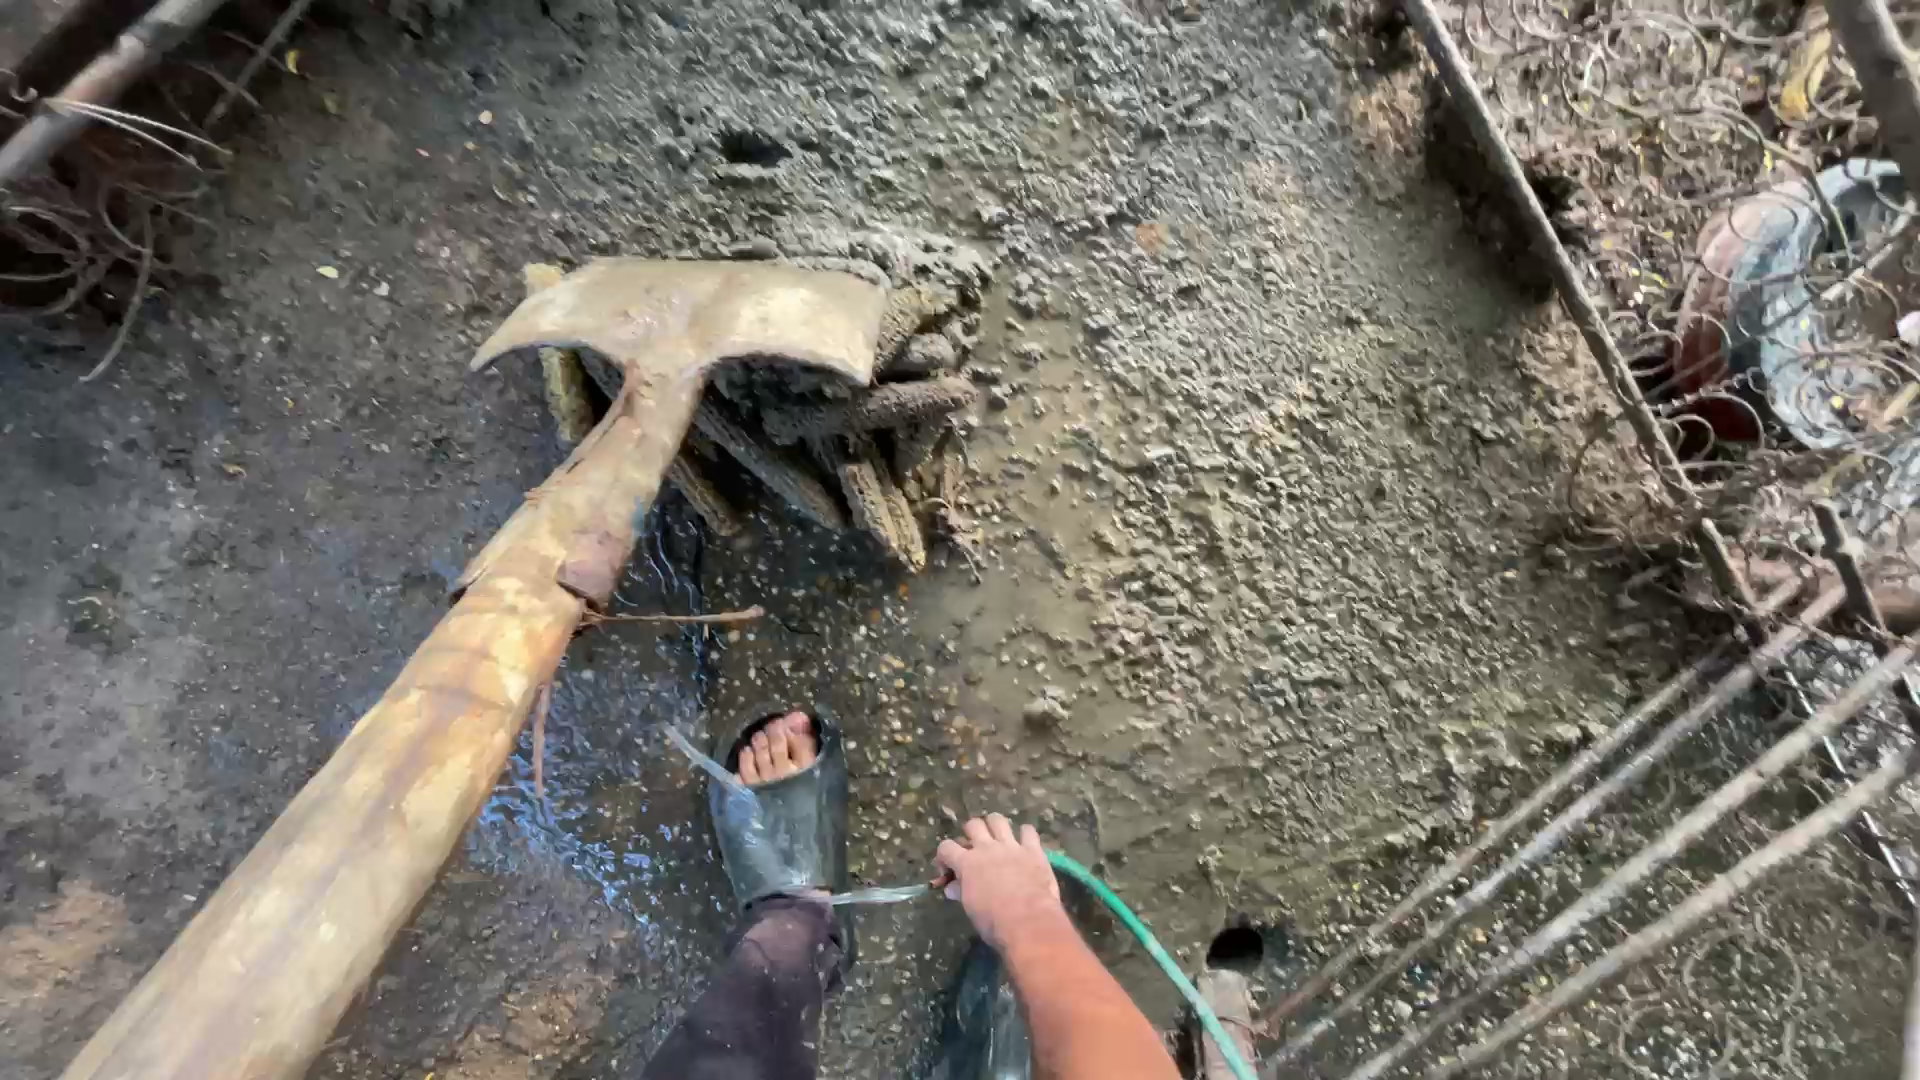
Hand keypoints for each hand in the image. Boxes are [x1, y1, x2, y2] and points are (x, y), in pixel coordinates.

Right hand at [935, 814, 1067, 951]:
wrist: (1028, 922)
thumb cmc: (994, 921)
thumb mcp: (971, 909)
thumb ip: (961, 892)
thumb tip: (951, 888)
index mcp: (967, 863)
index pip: (946, 847)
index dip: (944, 855)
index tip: (949, 868)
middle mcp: (987, 848)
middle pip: (973, 825)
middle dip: (971, 833)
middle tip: (976, 848)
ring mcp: (1011, 846)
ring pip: (998, 820)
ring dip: (995, 826)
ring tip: (998, 837)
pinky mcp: (1032, 850)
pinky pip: (1028, 831)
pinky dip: (1025, 835)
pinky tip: (1025, 844)